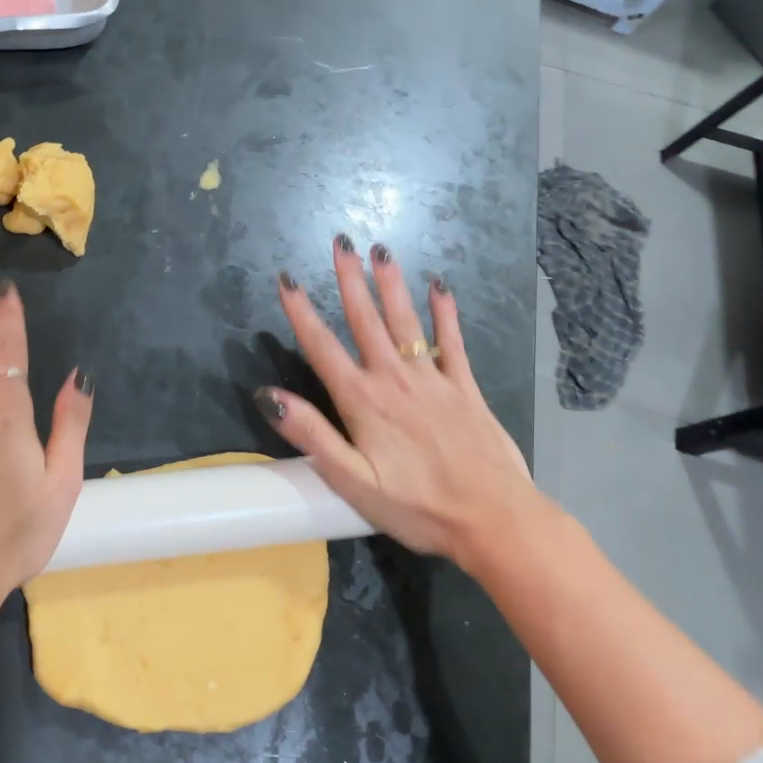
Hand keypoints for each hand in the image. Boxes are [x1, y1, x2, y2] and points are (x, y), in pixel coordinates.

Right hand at [257, 235, 541, 570]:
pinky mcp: (465, 388)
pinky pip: (452, 342)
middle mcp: (394, 379)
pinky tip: (440, 286)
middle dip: (350, 279)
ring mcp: (433, 380)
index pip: (322, 347)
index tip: (287, 279)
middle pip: (366, 320)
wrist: (493, 520)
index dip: (301, 313)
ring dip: (391, 284)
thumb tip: (268, 396)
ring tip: (381, 251)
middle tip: (341, 242)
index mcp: (362, 401)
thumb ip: (311, 435)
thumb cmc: (416, 507)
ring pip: (406, 321)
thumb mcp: (352, 481)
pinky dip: (445, 313)